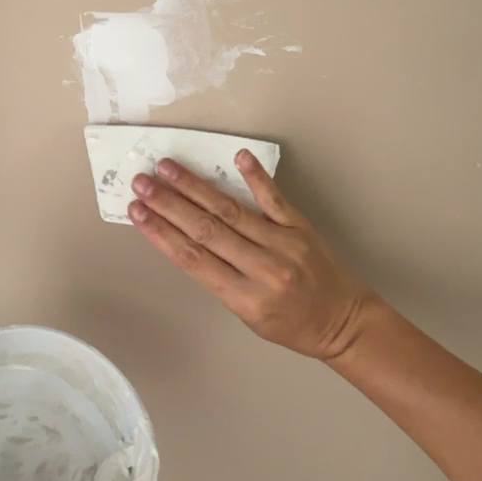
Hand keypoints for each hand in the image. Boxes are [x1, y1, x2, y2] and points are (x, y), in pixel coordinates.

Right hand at [128, 150, 373, 359]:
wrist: (345, 322)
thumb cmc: (290, 323)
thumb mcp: (247, 315)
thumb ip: (218, 278)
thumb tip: (182, 238)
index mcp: (245, 298)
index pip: (193, 259)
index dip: (161, 233)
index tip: (136, 211)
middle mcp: (263, 269)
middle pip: (206, 230)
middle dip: (168, 204)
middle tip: (141, 183)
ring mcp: (283, 244)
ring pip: (230, 210)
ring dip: (194, 187)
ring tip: (167, 168)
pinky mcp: (300, 227)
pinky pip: (274, 199)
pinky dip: (255, 177)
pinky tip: (238, 156)